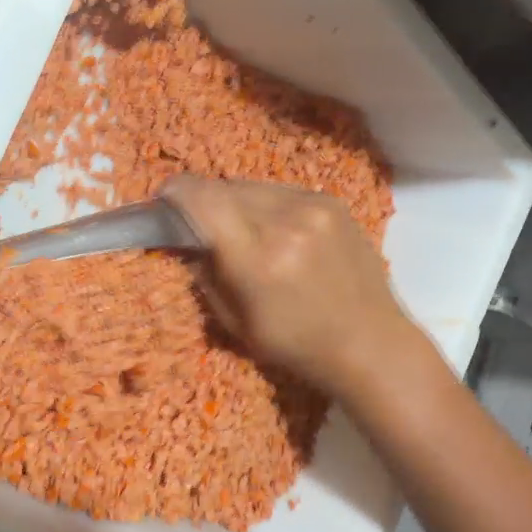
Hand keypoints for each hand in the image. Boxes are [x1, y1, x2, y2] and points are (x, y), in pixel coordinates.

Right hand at [161, 175, 418, 398]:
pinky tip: (268, 227)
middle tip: (191, 217)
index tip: (161, 199)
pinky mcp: (331, 202)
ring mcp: (313, 207)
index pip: (203, 202)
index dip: (175, 193)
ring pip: (250, 186)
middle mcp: (286, 223)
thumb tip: (184, 243)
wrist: (370, 343)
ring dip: (232, 200)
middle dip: (200, 198)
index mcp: (257, 259)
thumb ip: (205, 276)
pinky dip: (263, 203)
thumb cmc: (295, 345)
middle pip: (223, 188)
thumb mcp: (235, 323)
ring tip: (231, 225)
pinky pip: (279, 191)